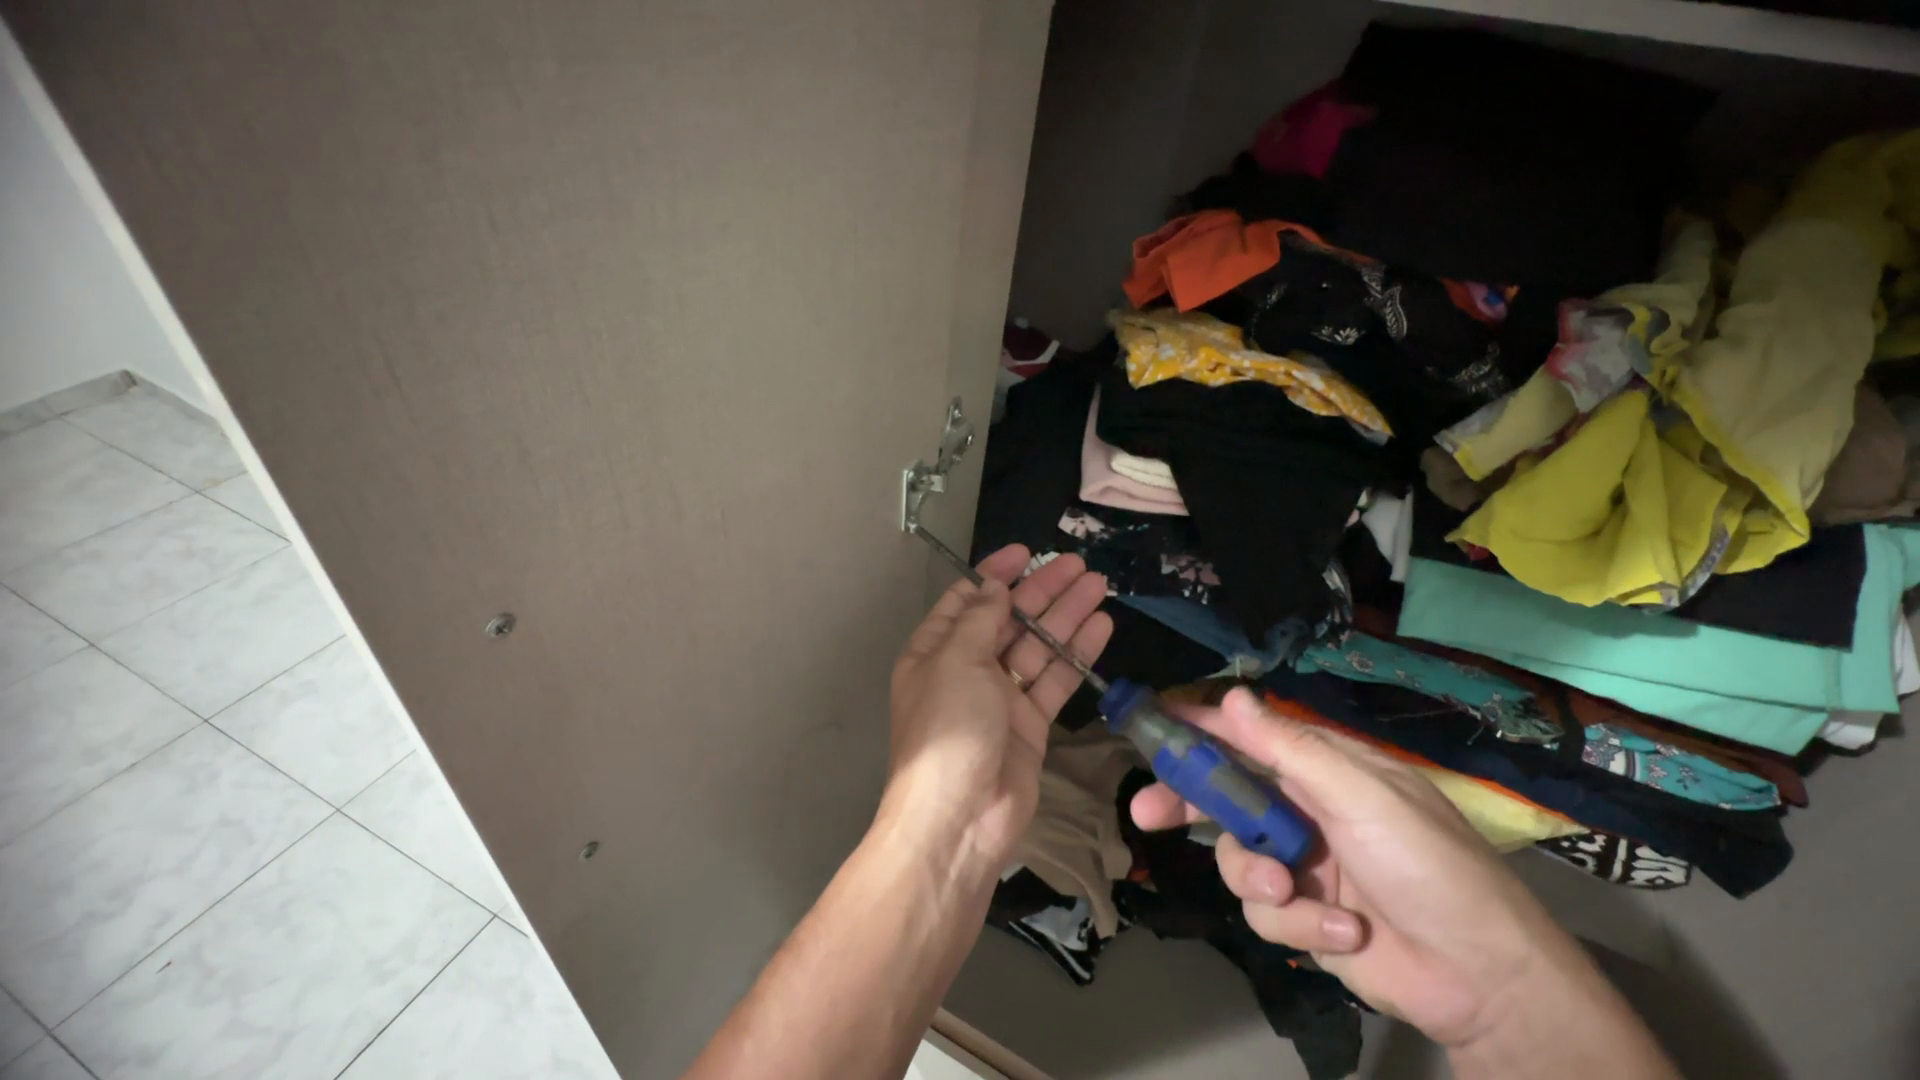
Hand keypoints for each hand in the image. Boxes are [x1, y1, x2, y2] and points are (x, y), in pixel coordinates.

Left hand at [878, 544, 1111, 889]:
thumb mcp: (955, 662)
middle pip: (1008, 620)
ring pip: (1036, 648)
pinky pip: (1054, 681)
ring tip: (1099, 585)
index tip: (1027, 552)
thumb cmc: (949, 731)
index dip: (995, 575)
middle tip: (1079, 565)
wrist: (960, 818)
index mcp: (935, 652)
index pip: (967, 600)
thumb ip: (979, 620)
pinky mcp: (1029, 726)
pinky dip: (1075, 655)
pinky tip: (1100, 627)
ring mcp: (999, 699)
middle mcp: (966, 670)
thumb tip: (994, 587)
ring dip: (1065, 617)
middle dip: (1041, 592)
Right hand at [1131, 689, 1649, 1060]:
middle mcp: (1308, 812)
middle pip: (1227, 798)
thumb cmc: (1428, 867)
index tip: (1154, 726)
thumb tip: (1232, 695)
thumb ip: (1290, 750)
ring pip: (1238, 861)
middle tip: (1147, 813)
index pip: (1251, 738)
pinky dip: (1301, 925)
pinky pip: (1266, 914)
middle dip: (1188, 806)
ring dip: (1261, 881)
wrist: (1484, 979)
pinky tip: (1344, 931)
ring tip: (1292, 895)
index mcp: (1326, 771)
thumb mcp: (1361, 797)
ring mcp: (1305, 866)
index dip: (1202, 731)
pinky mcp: (1305, 917)